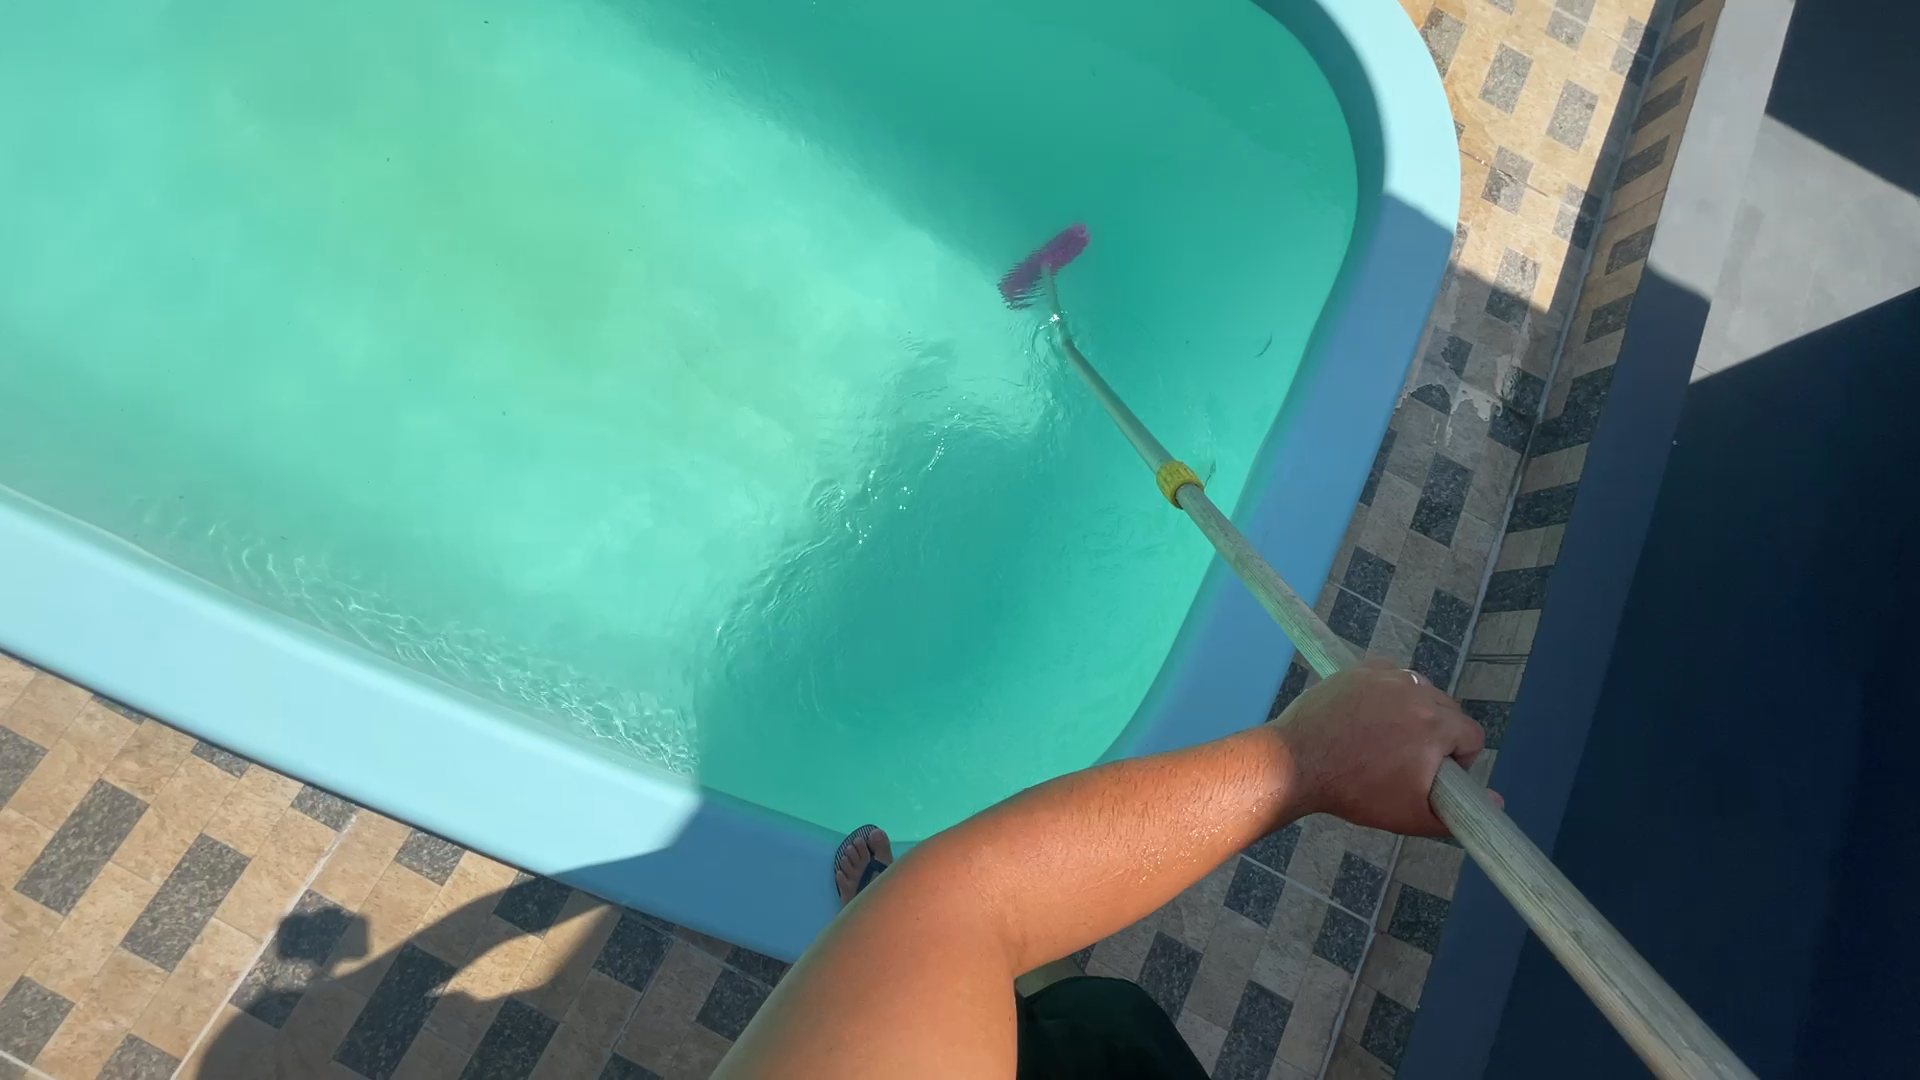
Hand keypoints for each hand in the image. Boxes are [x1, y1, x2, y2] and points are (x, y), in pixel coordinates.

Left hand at [1269, 658, 1495, 835]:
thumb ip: (1460, 812)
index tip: (1436, 773)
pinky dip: (1385, 689)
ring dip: (1412, 709)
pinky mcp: (1354, 670)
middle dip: (1437, 733)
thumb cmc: (1354, 790)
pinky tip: (1369, 712)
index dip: (1460, 759)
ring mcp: (1380, 676)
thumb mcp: (1413, 814)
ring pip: (1417, 689)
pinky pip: (1386, 674)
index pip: (1472, 735)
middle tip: (1407, 757)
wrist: (1296, 762)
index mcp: (1435, 724)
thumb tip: (1494, 800)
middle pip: (1446, 709)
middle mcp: (1413, 691)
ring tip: (1387, 736)